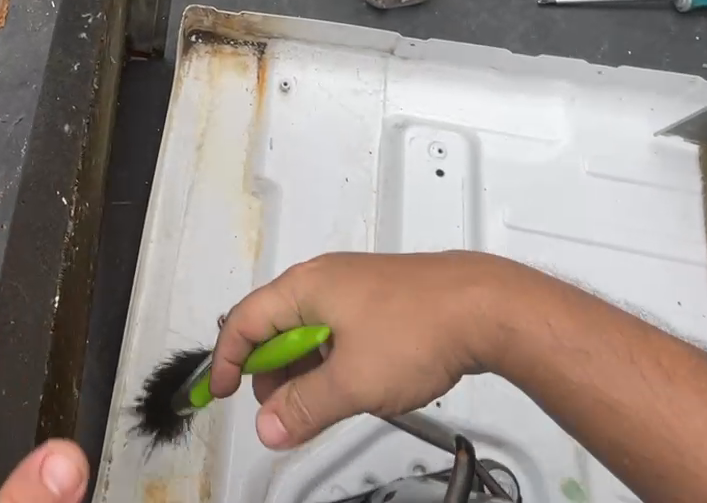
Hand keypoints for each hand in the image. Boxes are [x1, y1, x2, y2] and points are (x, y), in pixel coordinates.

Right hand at [207, 251, 524, 449]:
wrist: (484, 306)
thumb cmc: (412, 332)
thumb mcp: (352, 381)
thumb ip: (305, 407)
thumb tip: (267, 427)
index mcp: (303, 288)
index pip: (245, 320)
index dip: (228, 358)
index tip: (222, 393)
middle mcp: (320, 279)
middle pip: (274, 323)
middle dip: (269, 370)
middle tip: (279, 411)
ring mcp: (350, 285)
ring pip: (307, 328)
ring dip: (301, 368)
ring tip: (318, 405)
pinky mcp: (375, 297)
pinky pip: (334, 327)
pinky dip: (328, 358)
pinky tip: (349, 384)